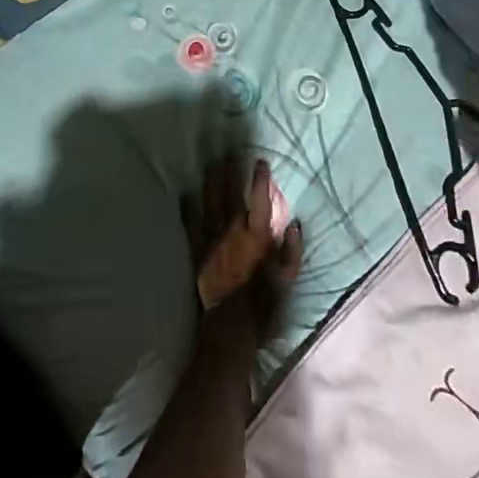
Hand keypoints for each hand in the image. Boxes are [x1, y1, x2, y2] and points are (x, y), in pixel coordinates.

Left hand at [184, 156, 302, 341]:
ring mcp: (212, 239)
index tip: (260, 161)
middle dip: (230, 171)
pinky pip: (191, 224)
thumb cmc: (263, 302)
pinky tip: (184, 195)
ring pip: (210, 203)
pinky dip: (188, 209)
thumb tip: (294, 223)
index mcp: (257, 235)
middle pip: (230, 194)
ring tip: (210, 164)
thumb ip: (292, 250)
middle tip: (228, 152)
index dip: (260, 179)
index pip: (260, 199)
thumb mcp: (287, 278)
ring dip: (210, 182)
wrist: (230, 325)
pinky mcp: (197, 251)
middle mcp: (233, 230)